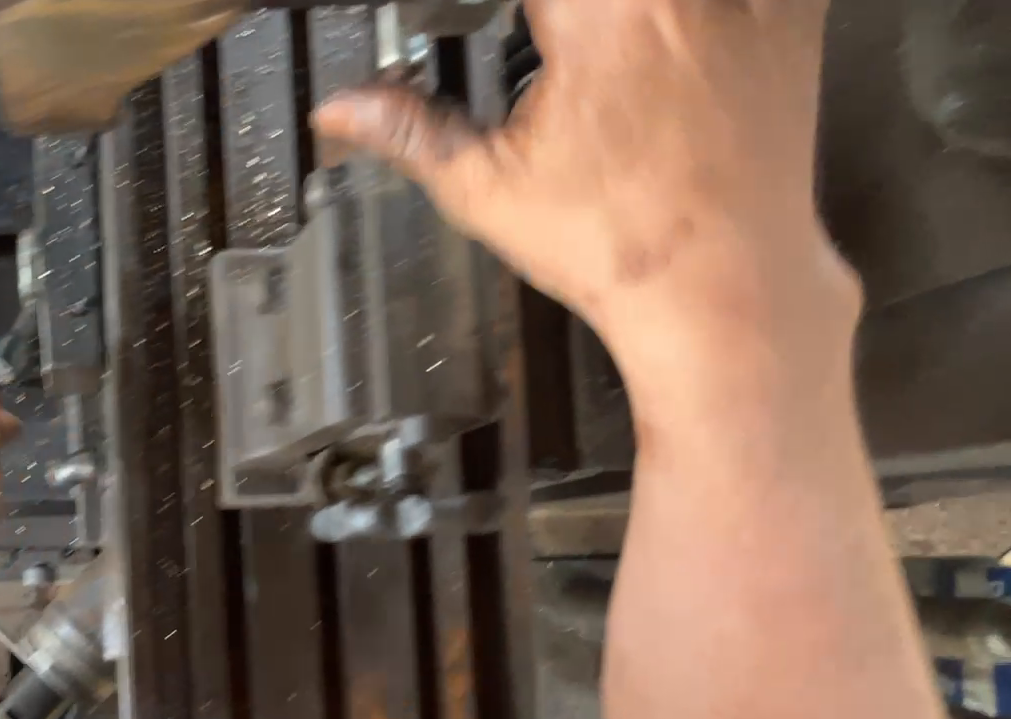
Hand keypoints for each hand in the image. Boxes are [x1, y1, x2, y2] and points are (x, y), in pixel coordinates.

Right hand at [313, 0, 860, 392]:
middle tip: (526, 45)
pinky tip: (651, 50)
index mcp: (600, 17)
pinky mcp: (791, 12)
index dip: (483, 8)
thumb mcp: (480, 188)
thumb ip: (408, 130)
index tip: (472, 22)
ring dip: (599, 21)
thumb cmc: (606, 240)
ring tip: (580, 67)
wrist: (713, 279)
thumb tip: (341, 108)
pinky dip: (669, 17)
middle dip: (543, 21)